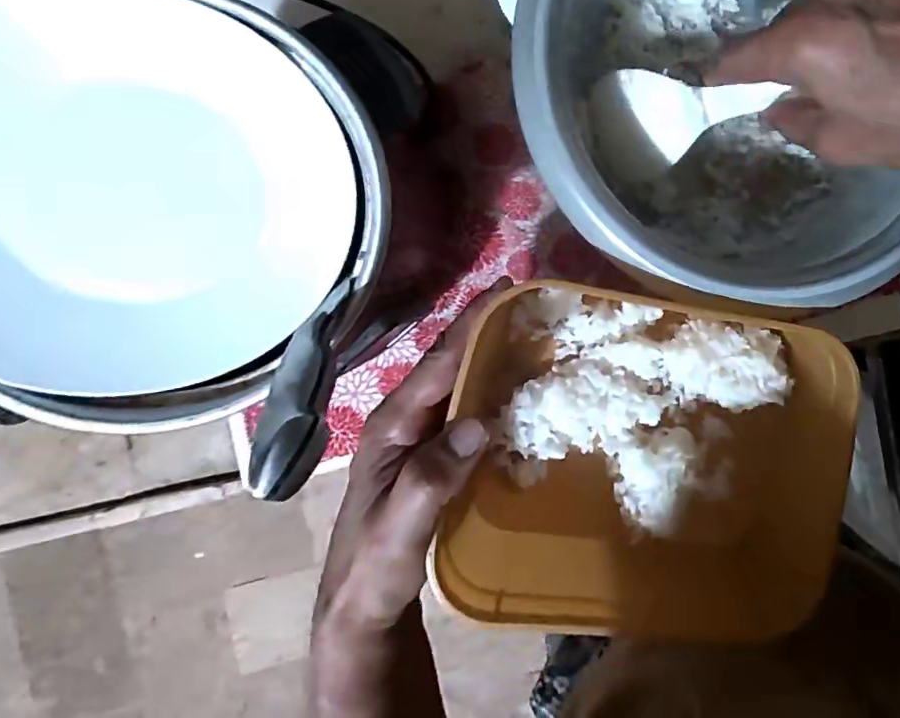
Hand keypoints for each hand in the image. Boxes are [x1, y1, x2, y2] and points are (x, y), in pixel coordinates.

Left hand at [310, 282, 508, 717]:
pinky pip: (474, 408)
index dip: (472, 322)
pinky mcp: (440, 453)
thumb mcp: (397, 532)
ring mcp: (425, 435)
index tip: (506, 289)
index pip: (438, 361)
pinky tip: (526, 387)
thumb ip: (430, 479)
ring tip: (538, 331)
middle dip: (488, 326)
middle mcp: (409, 418)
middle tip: (533, 301)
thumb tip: (479, 423)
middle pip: (452, 361)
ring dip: (496, 353)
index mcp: (393, 423)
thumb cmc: (372, 570)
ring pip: (464, 381)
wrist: (362, 609)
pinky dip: (499, 389)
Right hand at [709, 0, 899, 189]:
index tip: (719, 81)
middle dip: (796, 44)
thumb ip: (796, 120)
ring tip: (877, 40)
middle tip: (829, 72)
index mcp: (807, 41)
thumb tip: (778, 103)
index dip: (726, 72)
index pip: (740, 54)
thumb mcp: (847, 145)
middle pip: (788, 17)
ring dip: (838, 13)